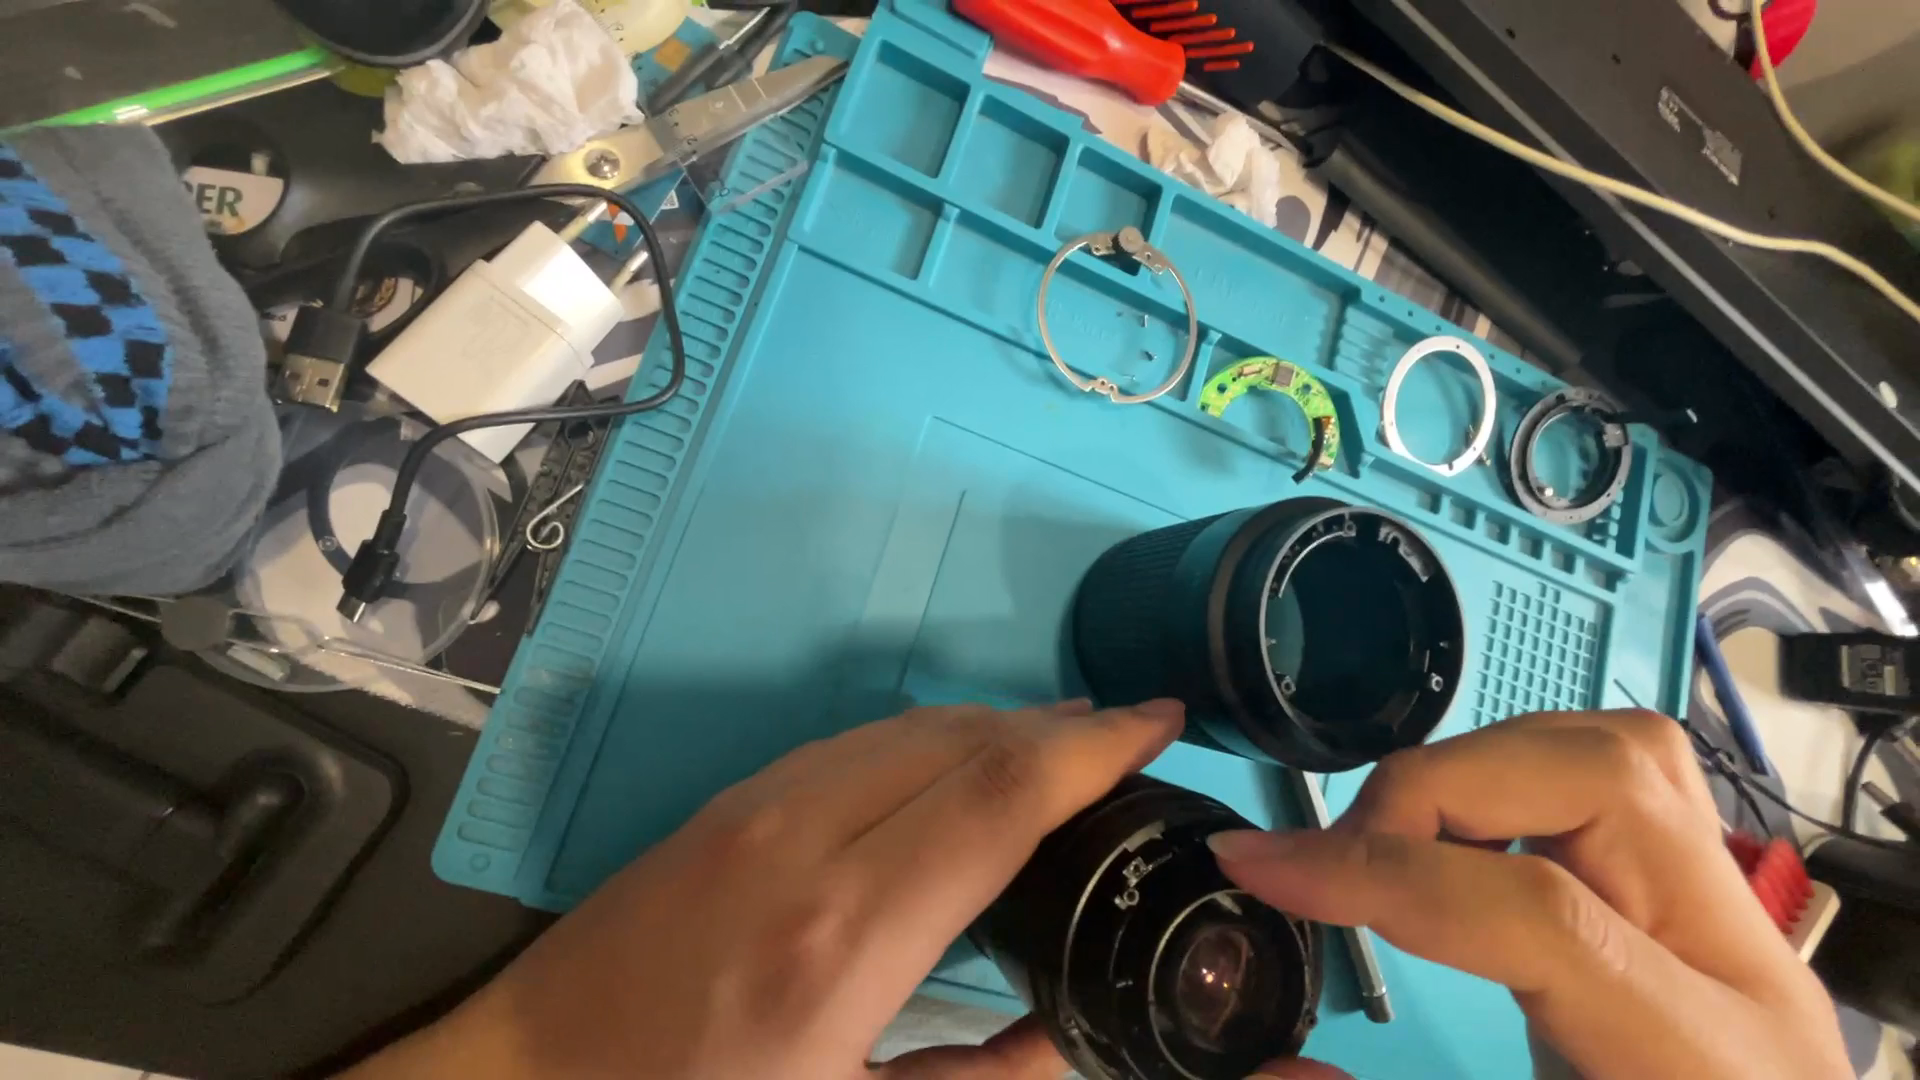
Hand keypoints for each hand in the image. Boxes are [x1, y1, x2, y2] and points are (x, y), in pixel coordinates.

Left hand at [343, 698, 1183, 1079]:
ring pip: (919, 723)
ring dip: (1003, 723)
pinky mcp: (741, 792)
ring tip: (1066, 742)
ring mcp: (766, 798)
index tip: (1159, 720)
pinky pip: (869, 738)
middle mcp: (810, 834)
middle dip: (1062, 726)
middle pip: (968, 738)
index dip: (1093, 746)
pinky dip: (940, 734)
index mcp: (847, 934)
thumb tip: (1065, 1036)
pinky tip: (968, 755)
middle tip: (1130, 736)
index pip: (1002, 793)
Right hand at [1210, 709, 1851, 1079]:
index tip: (1251, 861)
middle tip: (1334, 852)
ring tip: (1385, 838)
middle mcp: (1743, 963)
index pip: (1538, 913)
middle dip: (1424, 791)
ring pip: (1606, 748)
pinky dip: (1500, 767)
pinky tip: (1449, 827)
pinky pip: (1602, 763)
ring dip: (1462, 766)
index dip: (1374, 872)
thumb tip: (1267, 1065)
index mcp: (1710, 1066)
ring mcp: (1727, 910)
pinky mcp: (1686, 885)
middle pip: (1596, 782)